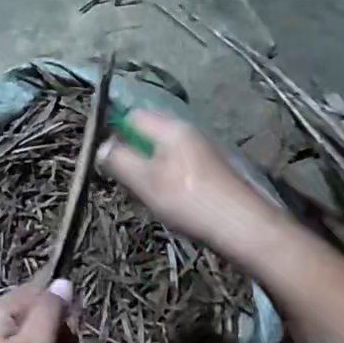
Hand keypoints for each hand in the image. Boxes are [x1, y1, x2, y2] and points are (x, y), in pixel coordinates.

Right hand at [96, 106, 281, 251]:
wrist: (242, 227)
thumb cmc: (189, 201)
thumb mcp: (145, 181)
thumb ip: (119, 160)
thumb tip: (101, 147)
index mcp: (172, 128)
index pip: (133, 115)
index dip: (115, 132)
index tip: (107, 158)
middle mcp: (188, 133)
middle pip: (148, 135)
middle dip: (132, 155)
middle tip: (127, 182)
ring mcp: (201, 152)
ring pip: (161, 154)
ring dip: (148, 172)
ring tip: (147, 196)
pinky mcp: (209, 171)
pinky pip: (176, 167)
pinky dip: (165, 181)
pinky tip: (168, 202)